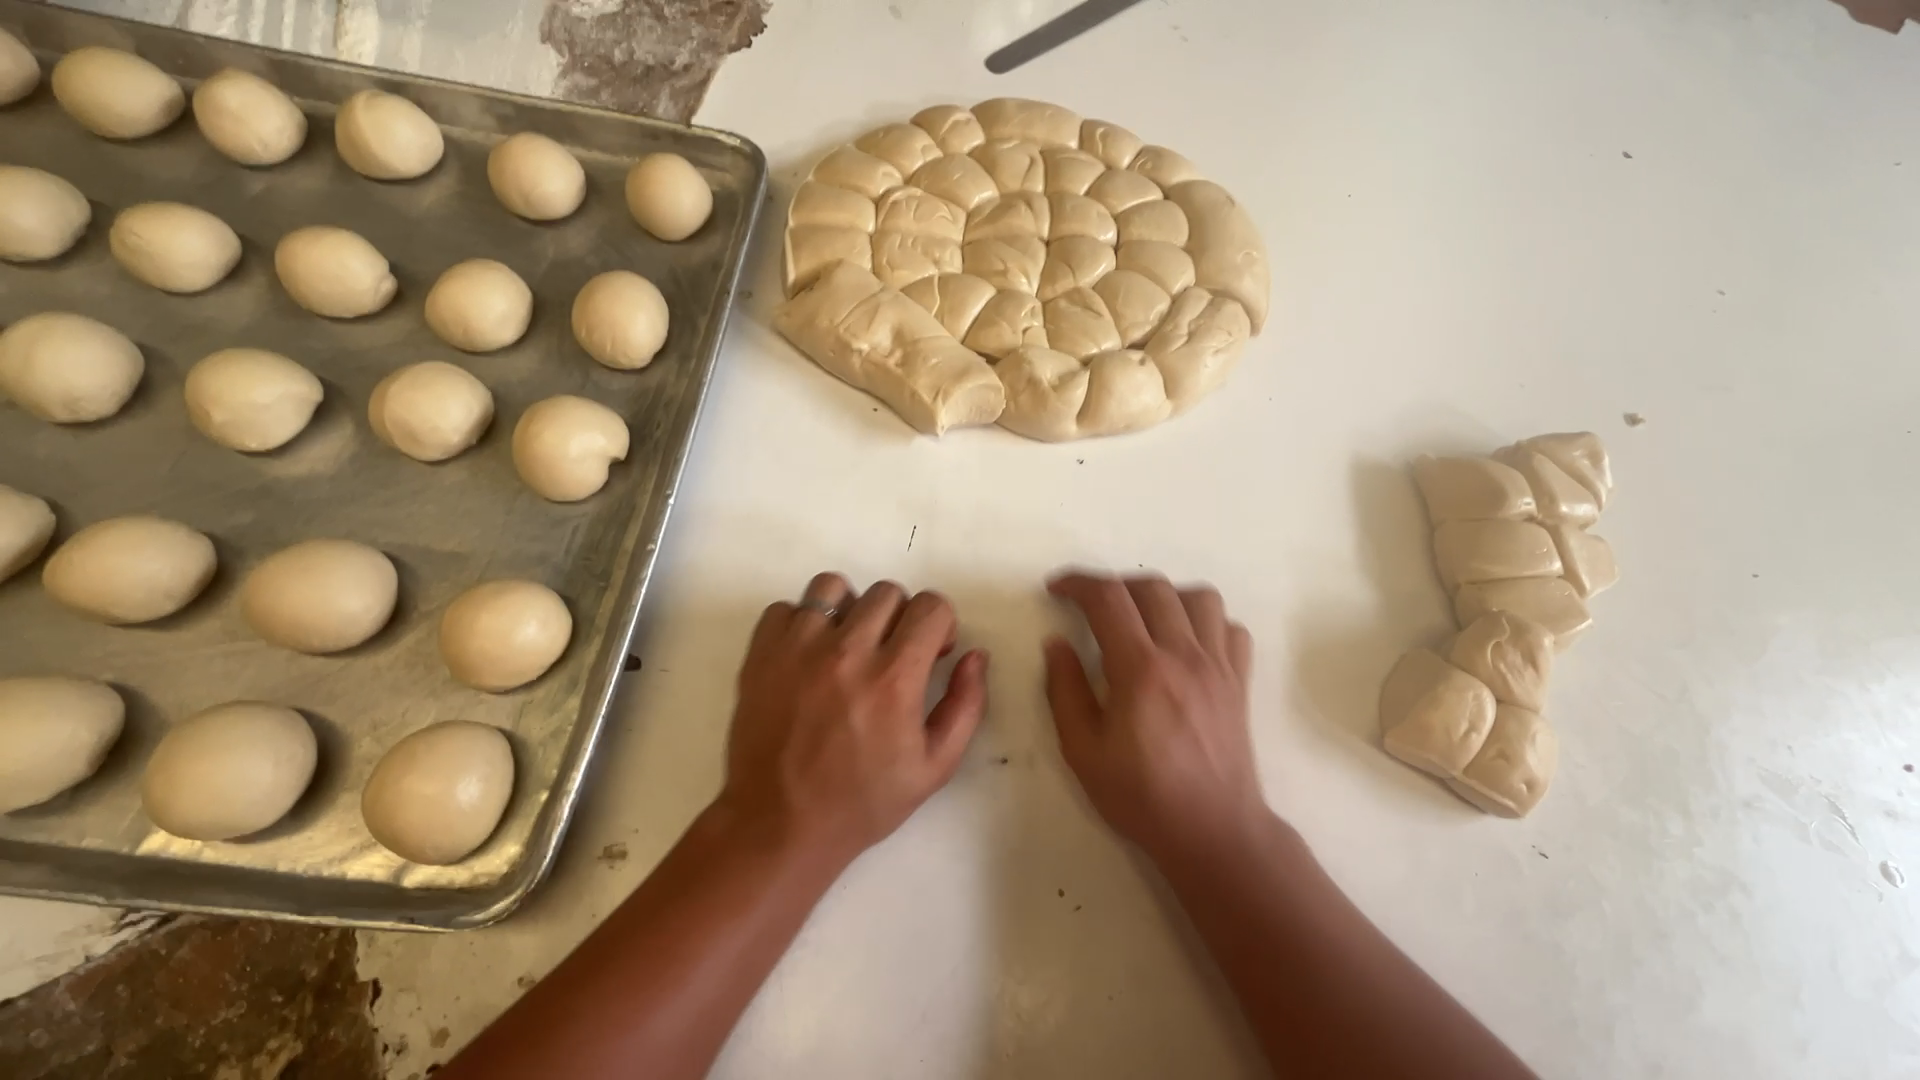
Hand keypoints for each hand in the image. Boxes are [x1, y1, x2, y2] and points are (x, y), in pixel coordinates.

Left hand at [719, 573, 988, 864]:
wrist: (779, 824)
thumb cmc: (863, 802)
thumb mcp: (934, 767)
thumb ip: (965, 705)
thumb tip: (975, 655)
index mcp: (894, 678)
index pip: (930, 606)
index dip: (939, 625)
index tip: (930, 652)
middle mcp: (846, 652)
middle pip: (887, 592)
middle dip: (900, 617)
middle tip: (891, 654)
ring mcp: (797, 649)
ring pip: (832, 587)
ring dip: (849, 609)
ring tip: (846, 645)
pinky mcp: (761, 655)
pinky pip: (784, 608)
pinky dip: (800, 623)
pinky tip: (807, 657)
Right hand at [1044, 571, 1261, 860]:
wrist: (1212, 831)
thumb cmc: (1141, 796)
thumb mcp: (1083, 751)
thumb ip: (1065, 690)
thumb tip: (1057, 644)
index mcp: (1141, 669)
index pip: (1107, 598)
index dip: (1077, 583)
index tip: (1057, 589)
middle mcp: (1184, 655)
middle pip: (1152, 587)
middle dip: (1114, 586)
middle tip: (1091, 607)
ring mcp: (1219, 666)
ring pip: (1200, 597)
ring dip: (1165, 596)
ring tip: (1142, 619)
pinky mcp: (1239, 682)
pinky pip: (1230, 629)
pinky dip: (1206, 623)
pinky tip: (1185, 644)